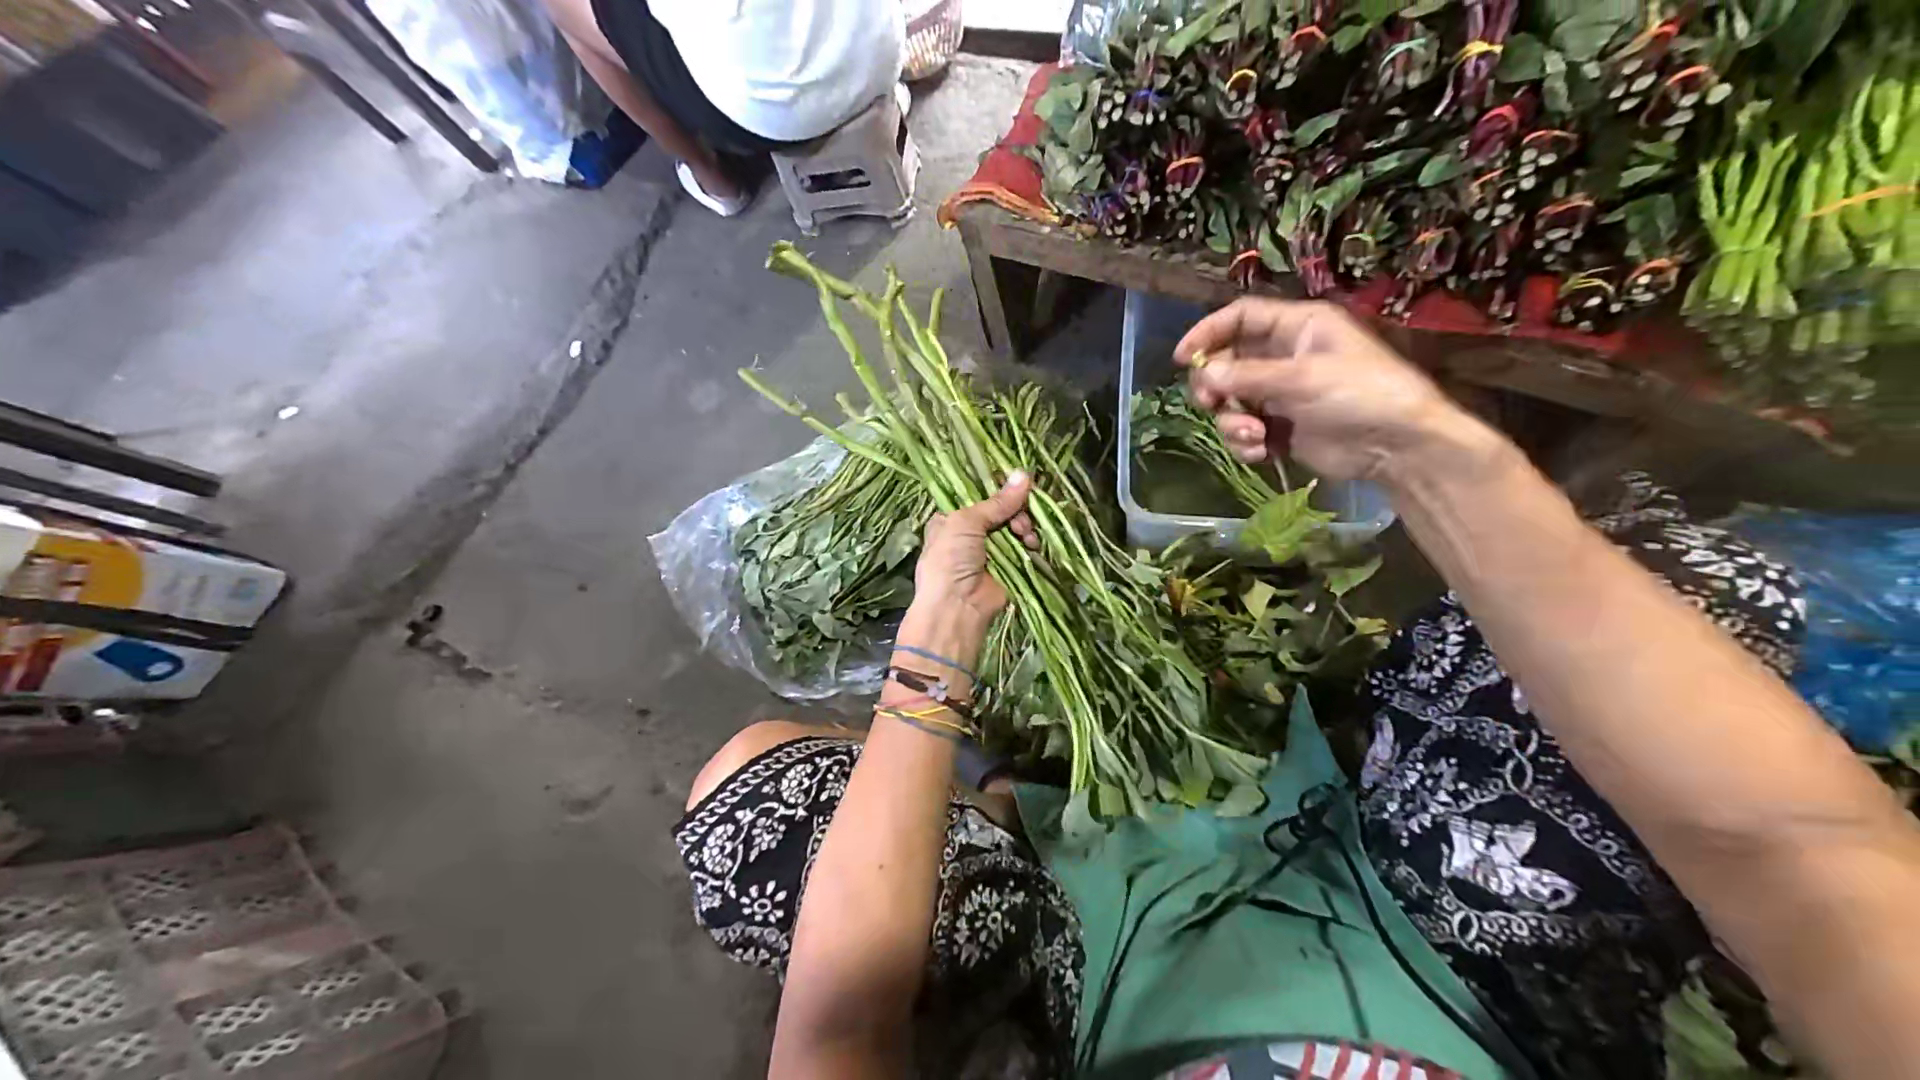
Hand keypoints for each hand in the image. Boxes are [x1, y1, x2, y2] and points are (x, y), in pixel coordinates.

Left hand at [912, 472, 1039, 625]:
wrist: (957, 607)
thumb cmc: (950, 559)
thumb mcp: (966, 522)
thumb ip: (996, 502)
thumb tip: (1024, 474)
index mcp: (951, 519)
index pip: (978, 496)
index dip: (997, 489)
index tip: (1017, 482)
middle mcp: (970, 533)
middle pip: (1000, 511)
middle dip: (1014, 510)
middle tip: (1019, 520)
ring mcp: (989, 551)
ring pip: (1014, 527)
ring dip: (1023, 526)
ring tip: (1025, 534)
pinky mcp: (1007, 567)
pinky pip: (1023, 548)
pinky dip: (1030, 543)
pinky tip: (1033, 544)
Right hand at [1173, 299, 1475, 484]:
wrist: (1397, 446)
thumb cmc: (1360, 394)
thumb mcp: (1302, 378)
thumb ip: (1248, 376)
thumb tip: (1204, 375)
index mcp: (1296, 328)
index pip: (1240, 318)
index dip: (1207, 333)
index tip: (1181, 358)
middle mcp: (1284, 357)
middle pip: (1226, 363)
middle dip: (1214, 386)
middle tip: (1212, 403)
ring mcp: (1280, 394)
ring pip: (1231, 401)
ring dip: (1232, 421)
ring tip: (1254, 436)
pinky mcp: (1280, 428)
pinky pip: (1244, 430)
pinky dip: (1245, 442)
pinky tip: (1262, 451)